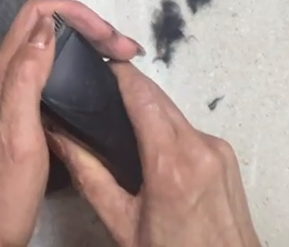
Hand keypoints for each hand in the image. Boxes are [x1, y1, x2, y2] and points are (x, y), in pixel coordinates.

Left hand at [0, 0, 144, 246]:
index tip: (109, 36)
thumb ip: (26, 75)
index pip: (37, 15)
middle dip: (88, 27)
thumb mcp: (17, 131)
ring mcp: (9, 95)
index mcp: (2, 72)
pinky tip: (94, 87)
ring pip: (49, 49)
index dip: (75, 14)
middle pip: (45, 27)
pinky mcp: (18, 115)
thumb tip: (47, 26)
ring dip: (85, 46)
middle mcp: (3, 75)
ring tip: (118, 62)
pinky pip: (49, 74)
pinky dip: (77, 69)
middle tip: (125, 50)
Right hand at [48, 63, 261, 246]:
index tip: (99, 64)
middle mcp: (200, 148)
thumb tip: (61, 137)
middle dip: (131, 90)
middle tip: (101, 93)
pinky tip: (155, 153)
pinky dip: (171, 133)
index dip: (119, 73)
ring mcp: (218, 150)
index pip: (142, 94)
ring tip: (124, 128)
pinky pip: (191, 131)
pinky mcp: (227, 156)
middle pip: (159, 98)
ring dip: (151, 112)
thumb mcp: (122, 225)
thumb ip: (90, 175)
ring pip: (175, 113)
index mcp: (171, 165)